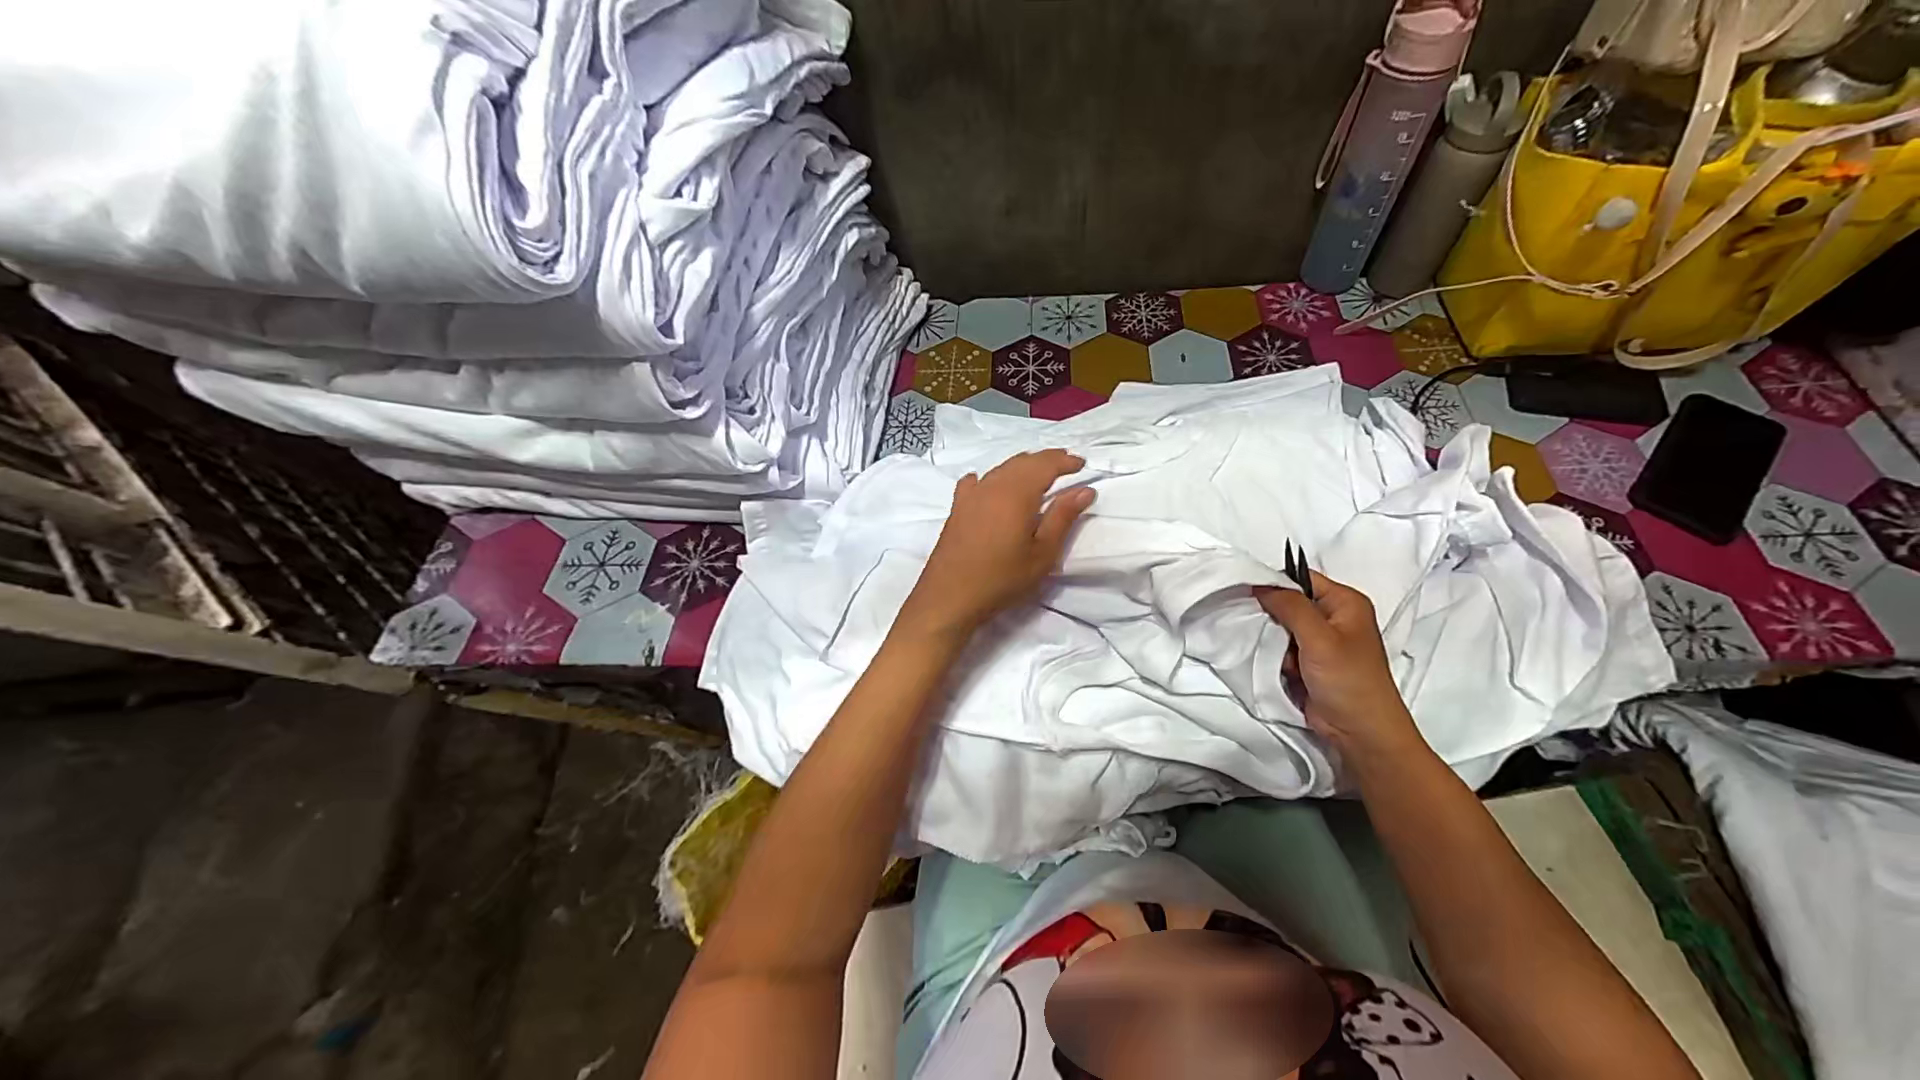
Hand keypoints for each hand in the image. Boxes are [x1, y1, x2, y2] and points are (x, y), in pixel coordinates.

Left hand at [898, 449, 1094, 641]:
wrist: (950, 596)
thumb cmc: (1002, 578)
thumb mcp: (1042, 553)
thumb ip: (1063, 517)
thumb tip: (1085, 489)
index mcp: (1016, 493)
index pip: (1044, 465)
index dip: (1065, 461)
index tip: (1081, 464)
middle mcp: (992, 486)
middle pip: (1022, 462)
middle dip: (1046, 460)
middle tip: (1065, 465)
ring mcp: (971, 496)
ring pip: (1000, 469)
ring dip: (1022, 467)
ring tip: (1037, 475)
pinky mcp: (957, 509)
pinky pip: (976, 482)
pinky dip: (990, 478)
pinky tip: (989, 485)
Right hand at [1254, 572, 1424, 761]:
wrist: (1360, 732)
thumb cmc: (1348, 680)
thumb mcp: (1319, 637)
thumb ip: (1290, 606)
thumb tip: (1260, 584)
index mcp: (1345, 602)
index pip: (1301, 578)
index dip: (1274, 583)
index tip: (1246, 593)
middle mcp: (1334, 617)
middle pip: (1288, 602)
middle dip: (1273, 617)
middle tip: (1267, 632)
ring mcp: (1321, 641)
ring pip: (1281, 627)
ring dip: (1274, 641)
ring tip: (1282, 658)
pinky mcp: (1309, 662)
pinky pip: (1282, 648)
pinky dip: (1277, 657)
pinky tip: (1283, 669)